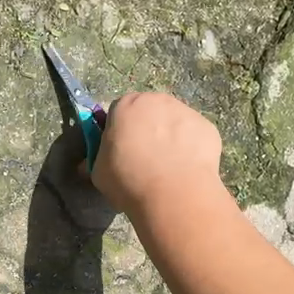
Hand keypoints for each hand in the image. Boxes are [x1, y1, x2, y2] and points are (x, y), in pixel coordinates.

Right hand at [89, 91, 222, 213]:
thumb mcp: (98, 173)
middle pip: (149, 111)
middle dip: (146, 130)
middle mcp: (157, 100)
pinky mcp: (207, 127)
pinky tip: (185, 171)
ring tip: (167, 169)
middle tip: (144, 160)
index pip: (118, 110)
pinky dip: (190, 149)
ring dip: (169, 138)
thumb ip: (96, 160)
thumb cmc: (128, 179)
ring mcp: (186, 111)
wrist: (173, 193)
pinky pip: (193, 136)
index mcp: (126, 106)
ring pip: (173, 122)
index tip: (119, 151)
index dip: (118, 130)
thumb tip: (86, 165)